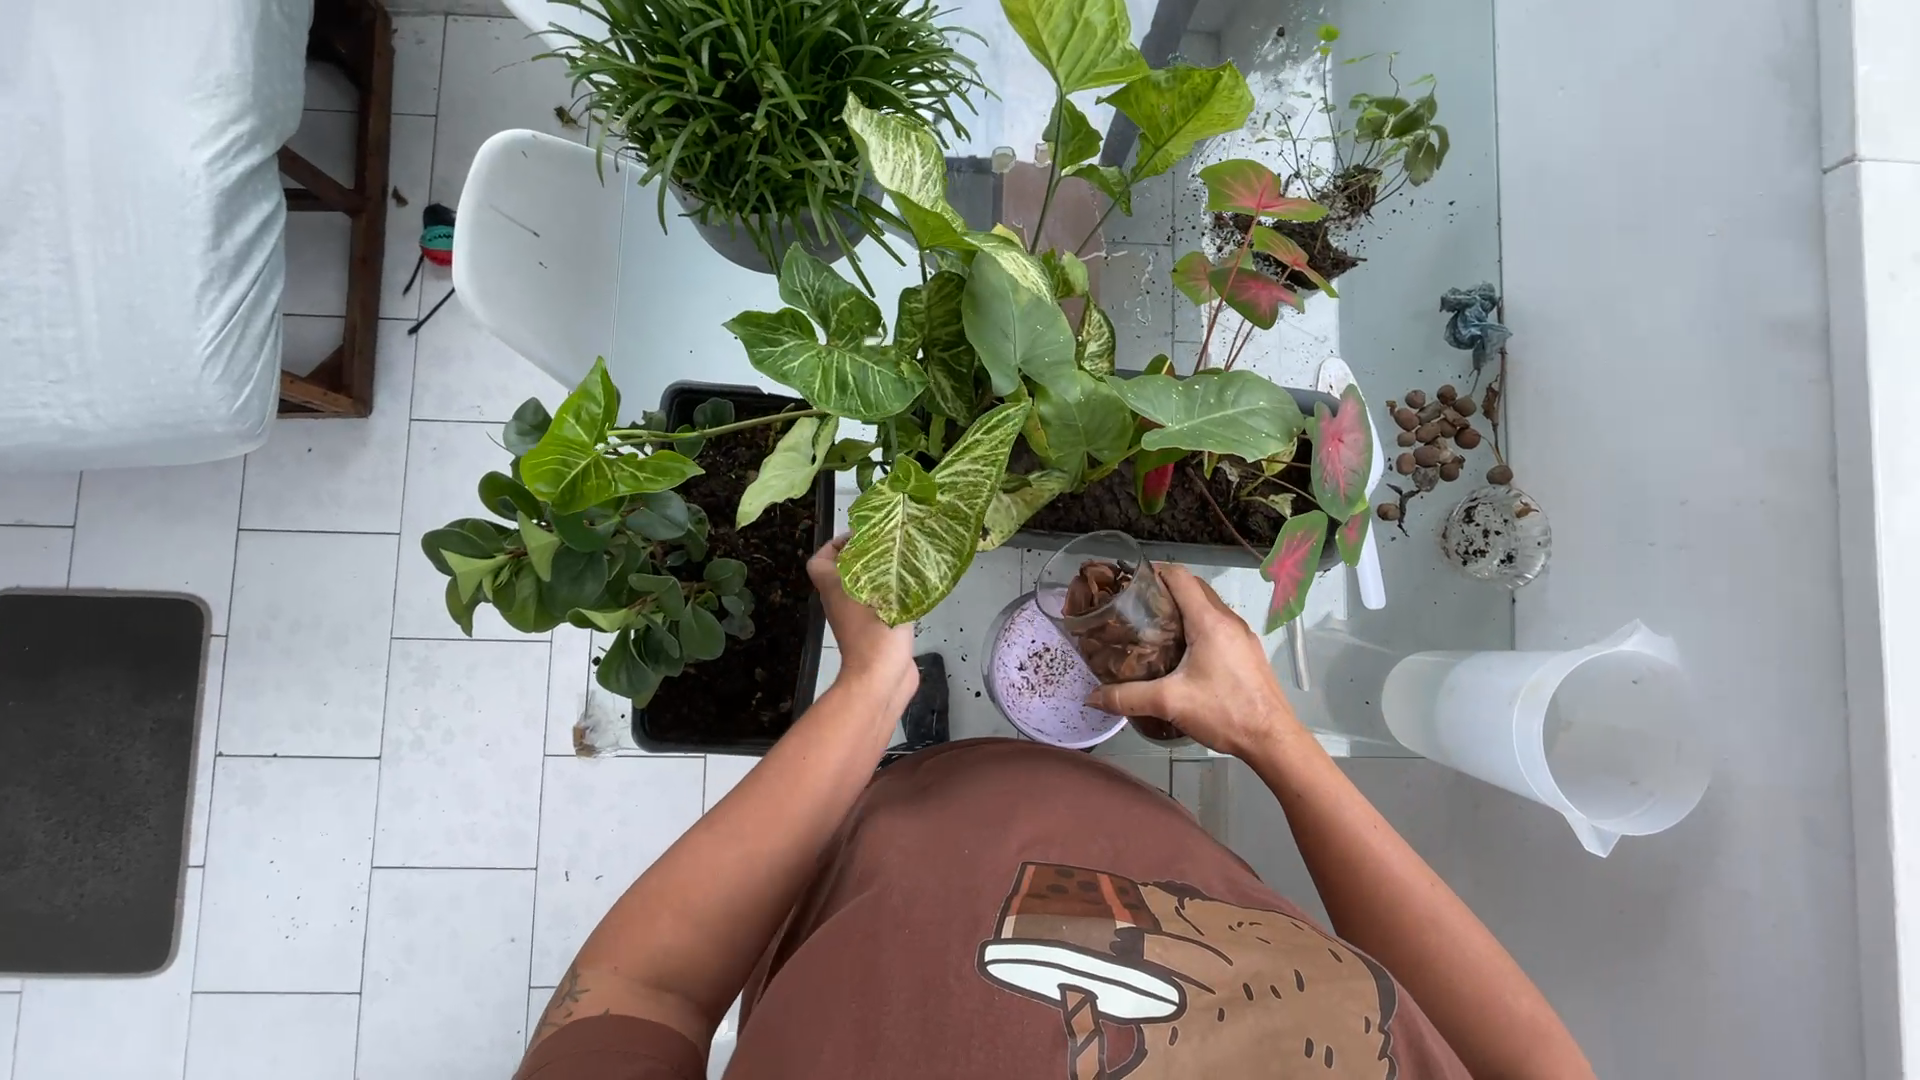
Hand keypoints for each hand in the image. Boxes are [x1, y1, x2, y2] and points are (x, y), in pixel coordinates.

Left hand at [807, 535, 916, 702]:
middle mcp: (840, 603)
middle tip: (889, 546)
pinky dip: (891, 596)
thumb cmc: (875, 632)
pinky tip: (911, 589)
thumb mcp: (878, 590)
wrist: (881, 679)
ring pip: (862, 589)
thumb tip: (887, 543)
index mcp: (833, 589)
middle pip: (844, 572)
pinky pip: (879, 606)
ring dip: (879, 576)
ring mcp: (856, 620)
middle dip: (863, 556)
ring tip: (903, 563)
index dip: (834, 545)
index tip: (860, 537)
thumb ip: (882, 565)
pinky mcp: (875, 633)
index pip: (819, 561)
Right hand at [1084, 564, 1299, 758]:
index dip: (1155, 572)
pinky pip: (1219, 626)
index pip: (1180, 577)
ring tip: (1154, 627)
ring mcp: (1242, 636)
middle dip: (1166, 589)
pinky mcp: (1248, 653)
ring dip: (1184, 608)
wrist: (1274, 740)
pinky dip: (1198, 625)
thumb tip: (1092, 697)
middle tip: (1137, 606)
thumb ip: (1127, 697)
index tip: (1131, 582)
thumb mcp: (1169, 703)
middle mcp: (1228, 621)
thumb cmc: (1225, 712)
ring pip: (1209, 607)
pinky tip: (1183, 652)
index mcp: (1209, 621)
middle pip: (1195, 588)